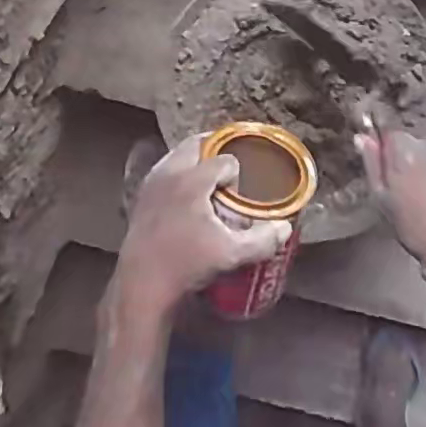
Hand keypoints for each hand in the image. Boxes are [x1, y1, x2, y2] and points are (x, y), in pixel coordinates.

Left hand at [116, 134, 293, 312]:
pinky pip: (164, 168)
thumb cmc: (186, 264)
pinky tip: (186, 192)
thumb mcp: (231, 254)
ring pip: (177, 154)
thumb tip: (284, 228)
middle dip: (214, 150)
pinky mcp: (141, 195)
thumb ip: (262, 240)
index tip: (241, 188)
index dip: (237, 170)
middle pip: (196, 144)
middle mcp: (170, 172)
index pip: (223, 160)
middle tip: (228, 166)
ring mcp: (152, 181)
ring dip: (195, 158)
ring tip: (209, 177)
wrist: (142, 282)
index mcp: (192, 180)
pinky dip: (178, 170)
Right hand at [354, 117, 425, 269]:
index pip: (386, 130)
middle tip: (395, 185)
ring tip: (416, 193)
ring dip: (419, 167)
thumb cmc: (414, 223)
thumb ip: (372, 163)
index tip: (376, 161)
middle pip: (407, 143)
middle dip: (400, 157)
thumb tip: (362, 137)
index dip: (380, 145)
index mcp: (403, 147)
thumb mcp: (382, 196)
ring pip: (425, 155)